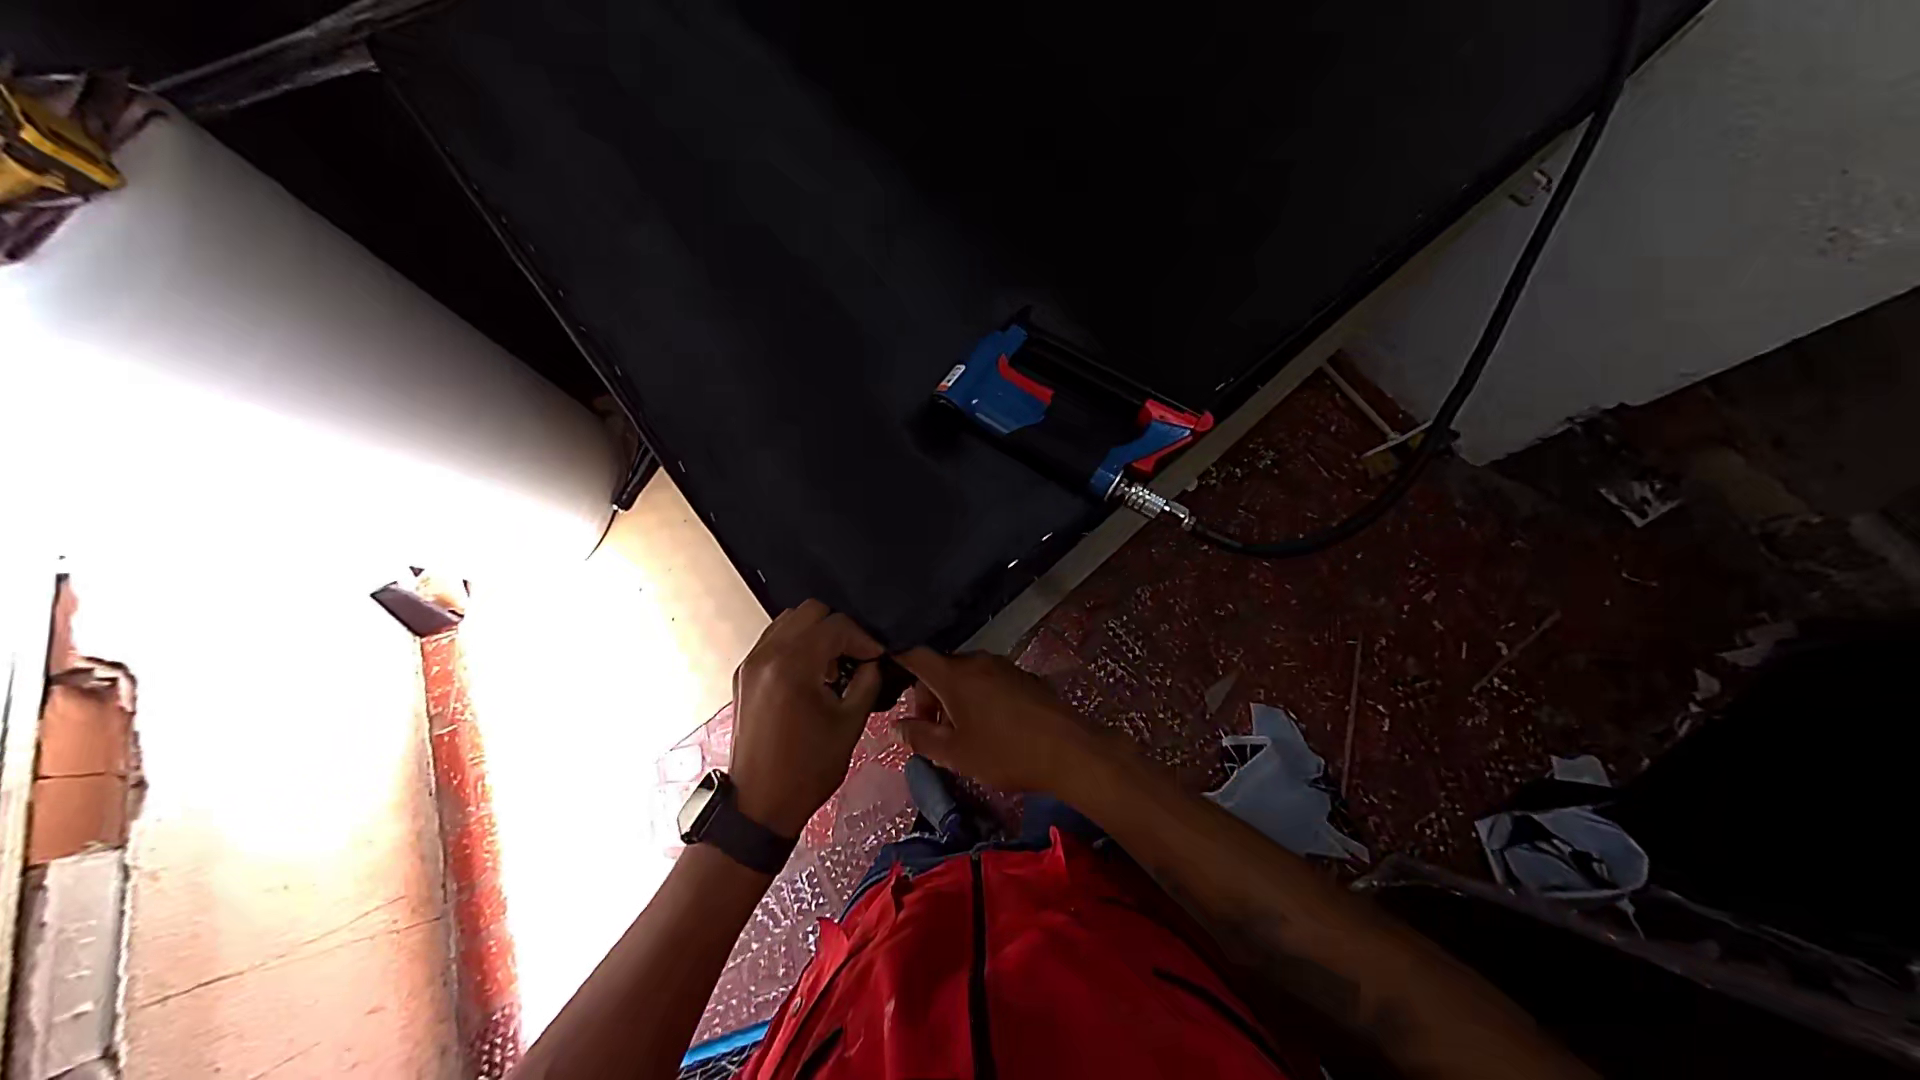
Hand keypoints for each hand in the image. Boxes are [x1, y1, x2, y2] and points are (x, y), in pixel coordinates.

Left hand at [728, 600, 883, 837]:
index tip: (877, 657)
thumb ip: (866, 681)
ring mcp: (751, 663)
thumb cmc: (808, 767)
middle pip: (810, 611)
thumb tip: (871, 661)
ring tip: (833, 664)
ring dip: (816, 633)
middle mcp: (766, 654)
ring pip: (789, 620)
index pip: (836, 625)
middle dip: (839, 628)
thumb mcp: (849, 723)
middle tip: (856, 655)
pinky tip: (812, 673)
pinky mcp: (744, 674)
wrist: (759, 804)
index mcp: (792, 665)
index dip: (863, 638)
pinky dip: (797, 644)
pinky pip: (775, 640)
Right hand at [892, 648, 1096, 791]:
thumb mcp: (954, 753)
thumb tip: (897, 726)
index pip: (915, 655)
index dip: (897, 663)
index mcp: (955, 674)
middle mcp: (978, 661)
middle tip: (930, 731)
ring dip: (953, 699)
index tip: (888, 681)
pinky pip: (988, 681)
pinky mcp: (1024, 677)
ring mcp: (1004, 667)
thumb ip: (920, 737)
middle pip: (940, 668)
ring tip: (959, 734)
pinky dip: (977, 698)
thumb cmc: (1005, 752)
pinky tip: (989, 728)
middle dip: (928, 697)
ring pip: (965, 676)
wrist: (1069, 750)